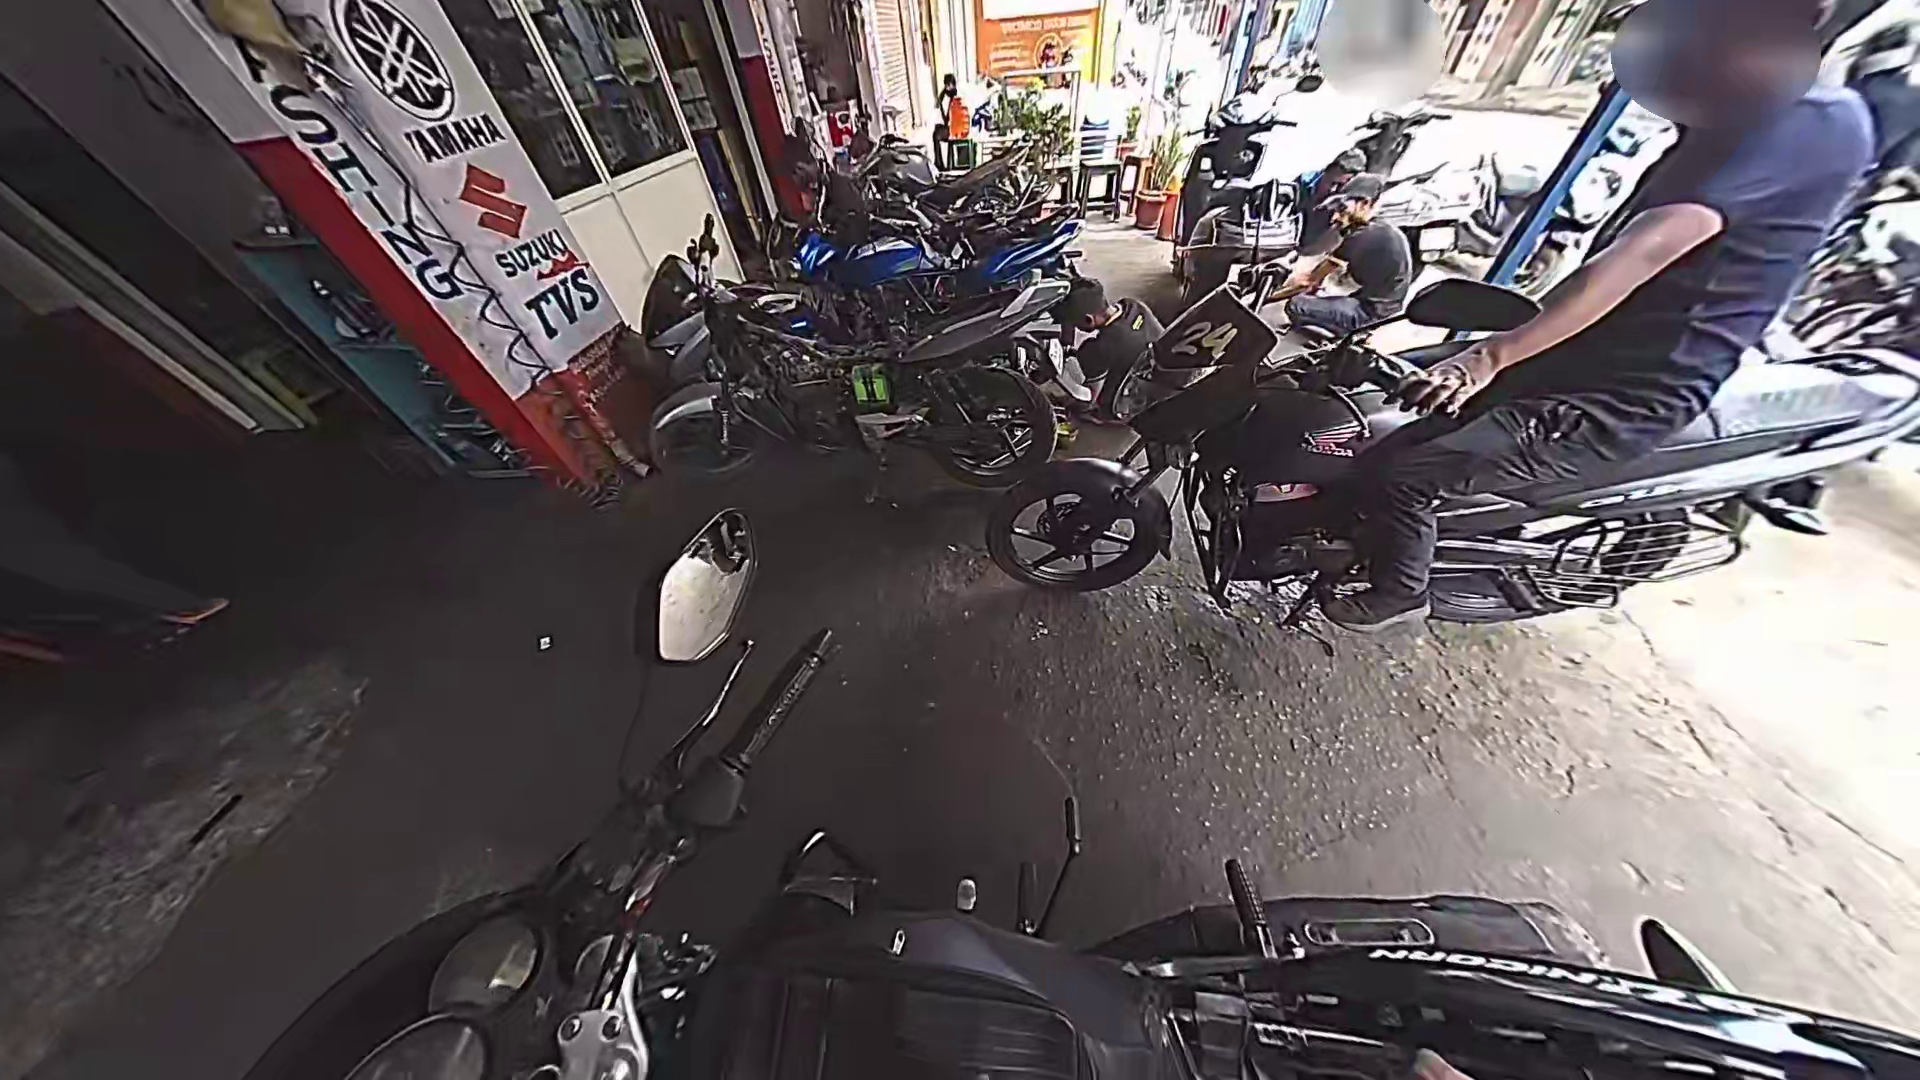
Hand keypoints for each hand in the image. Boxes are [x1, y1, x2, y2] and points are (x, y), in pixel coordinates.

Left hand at [1389, 344, 1500, 415]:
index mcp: (1432, 372)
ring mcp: (1456, 379)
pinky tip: (1448, 410)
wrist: (1488, 353)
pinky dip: (1455, 401)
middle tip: (1401, 408)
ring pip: (1441, 390)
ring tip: (1420, 412)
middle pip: (1425, 384)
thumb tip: (1400, 395)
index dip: (1399, 389)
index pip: (1412, 379)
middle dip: (1412, 396)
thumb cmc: (1458, 366)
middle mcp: (1442, 374)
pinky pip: (1462, 393)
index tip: (1387, 399)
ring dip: (1430, 401)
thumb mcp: (1437, 372)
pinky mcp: (1471, 384)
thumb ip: (1421, 383)